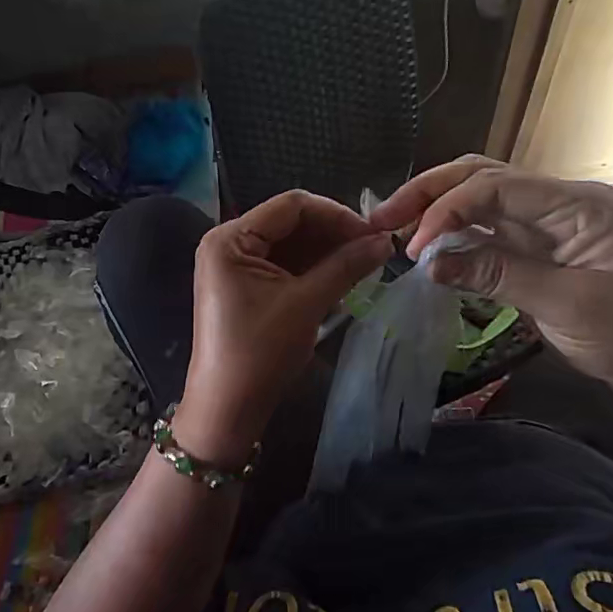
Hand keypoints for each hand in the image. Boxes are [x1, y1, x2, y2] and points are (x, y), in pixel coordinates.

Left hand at [172, 190, 391, 464]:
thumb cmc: (260, 351)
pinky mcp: (243, 286)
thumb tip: (386, 241)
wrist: (227, 405)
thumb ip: (346, 265)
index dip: (336, 214)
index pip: (290, 206)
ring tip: (364, 264)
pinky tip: (342, 277)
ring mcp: (233, 265)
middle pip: (289, 223)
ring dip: (325, 251)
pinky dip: (311, 268)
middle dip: (332, 233)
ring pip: (289, 244)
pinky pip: (282, 265)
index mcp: (229, 239)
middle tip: (375, 249)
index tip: (374, 233)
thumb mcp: (306, 303)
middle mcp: (226, 243)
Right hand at [368, 155, 612, 393]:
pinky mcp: (537, 250)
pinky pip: (485, 232)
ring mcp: (548, 226)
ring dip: (435, 211)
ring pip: (479, 201)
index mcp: (577, 205)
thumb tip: (430, 263)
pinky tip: (427, 250)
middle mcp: (559, 203)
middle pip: (481, 178)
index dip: (445, 209)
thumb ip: (499, 275)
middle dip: (428, 194)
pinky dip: (452, 237)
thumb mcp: (570, 305)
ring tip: (393, 229)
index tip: (411, 248)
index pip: (495, 187)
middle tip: (381, 219)